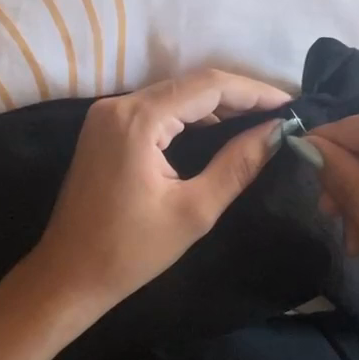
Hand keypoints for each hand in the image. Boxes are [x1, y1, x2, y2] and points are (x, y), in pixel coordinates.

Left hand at [25, 70, 290, 314]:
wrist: (67, 275)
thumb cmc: (130, 251)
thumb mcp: (195, 210)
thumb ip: (238, 164)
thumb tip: (277, 132)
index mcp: (138, 120)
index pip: (208, 86)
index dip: (253, 91)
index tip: (291, 104)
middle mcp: (118, 105)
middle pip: (190, 84)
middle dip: (238, 95)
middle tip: (281, 111)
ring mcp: (107, 114)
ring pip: (173, 93)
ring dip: (215, 103)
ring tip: (259, 118)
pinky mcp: (104, 127)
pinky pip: (155, 107)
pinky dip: (188, 114)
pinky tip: (217, 127)